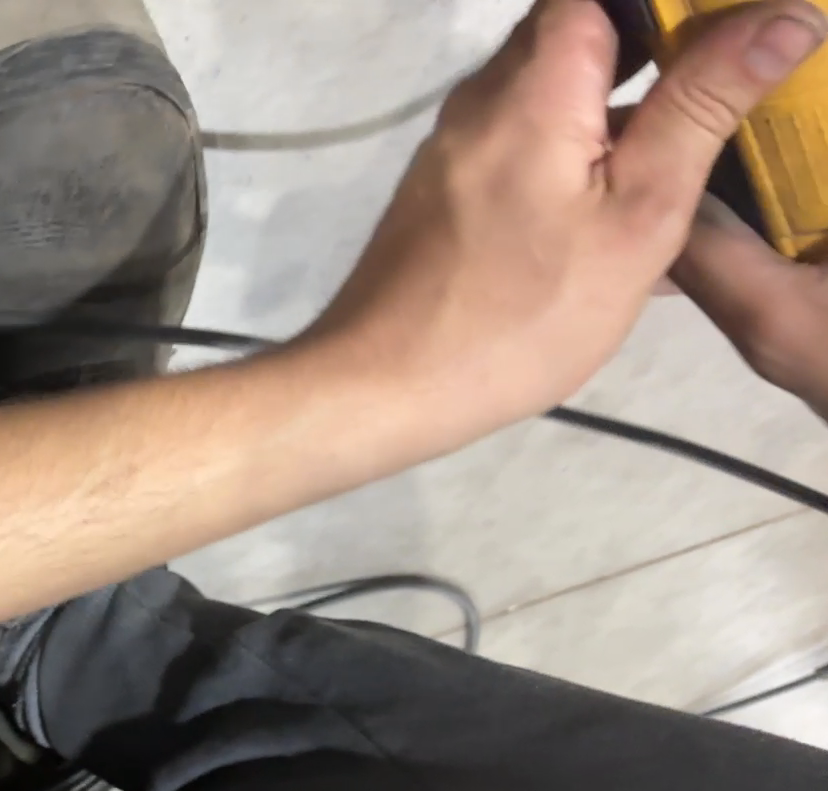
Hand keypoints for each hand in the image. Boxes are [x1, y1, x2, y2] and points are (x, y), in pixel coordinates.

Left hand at [310, 0, 827, 434]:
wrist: (372, 391)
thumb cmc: (508, 319)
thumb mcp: (633, 216)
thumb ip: (699, 108)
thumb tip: (778, 15)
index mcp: (525, 94)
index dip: (663, 1)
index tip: (727, 22)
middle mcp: (470, 115)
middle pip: (572, 38)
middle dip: (657, 46)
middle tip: (728, 83)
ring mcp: (445, 165)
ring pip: (544, 101)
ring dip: (618, 108)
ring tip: (697, 136)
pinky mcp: (434, 208)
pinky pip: (514, 153)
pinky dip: (572, 158)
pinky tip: (621, 200)